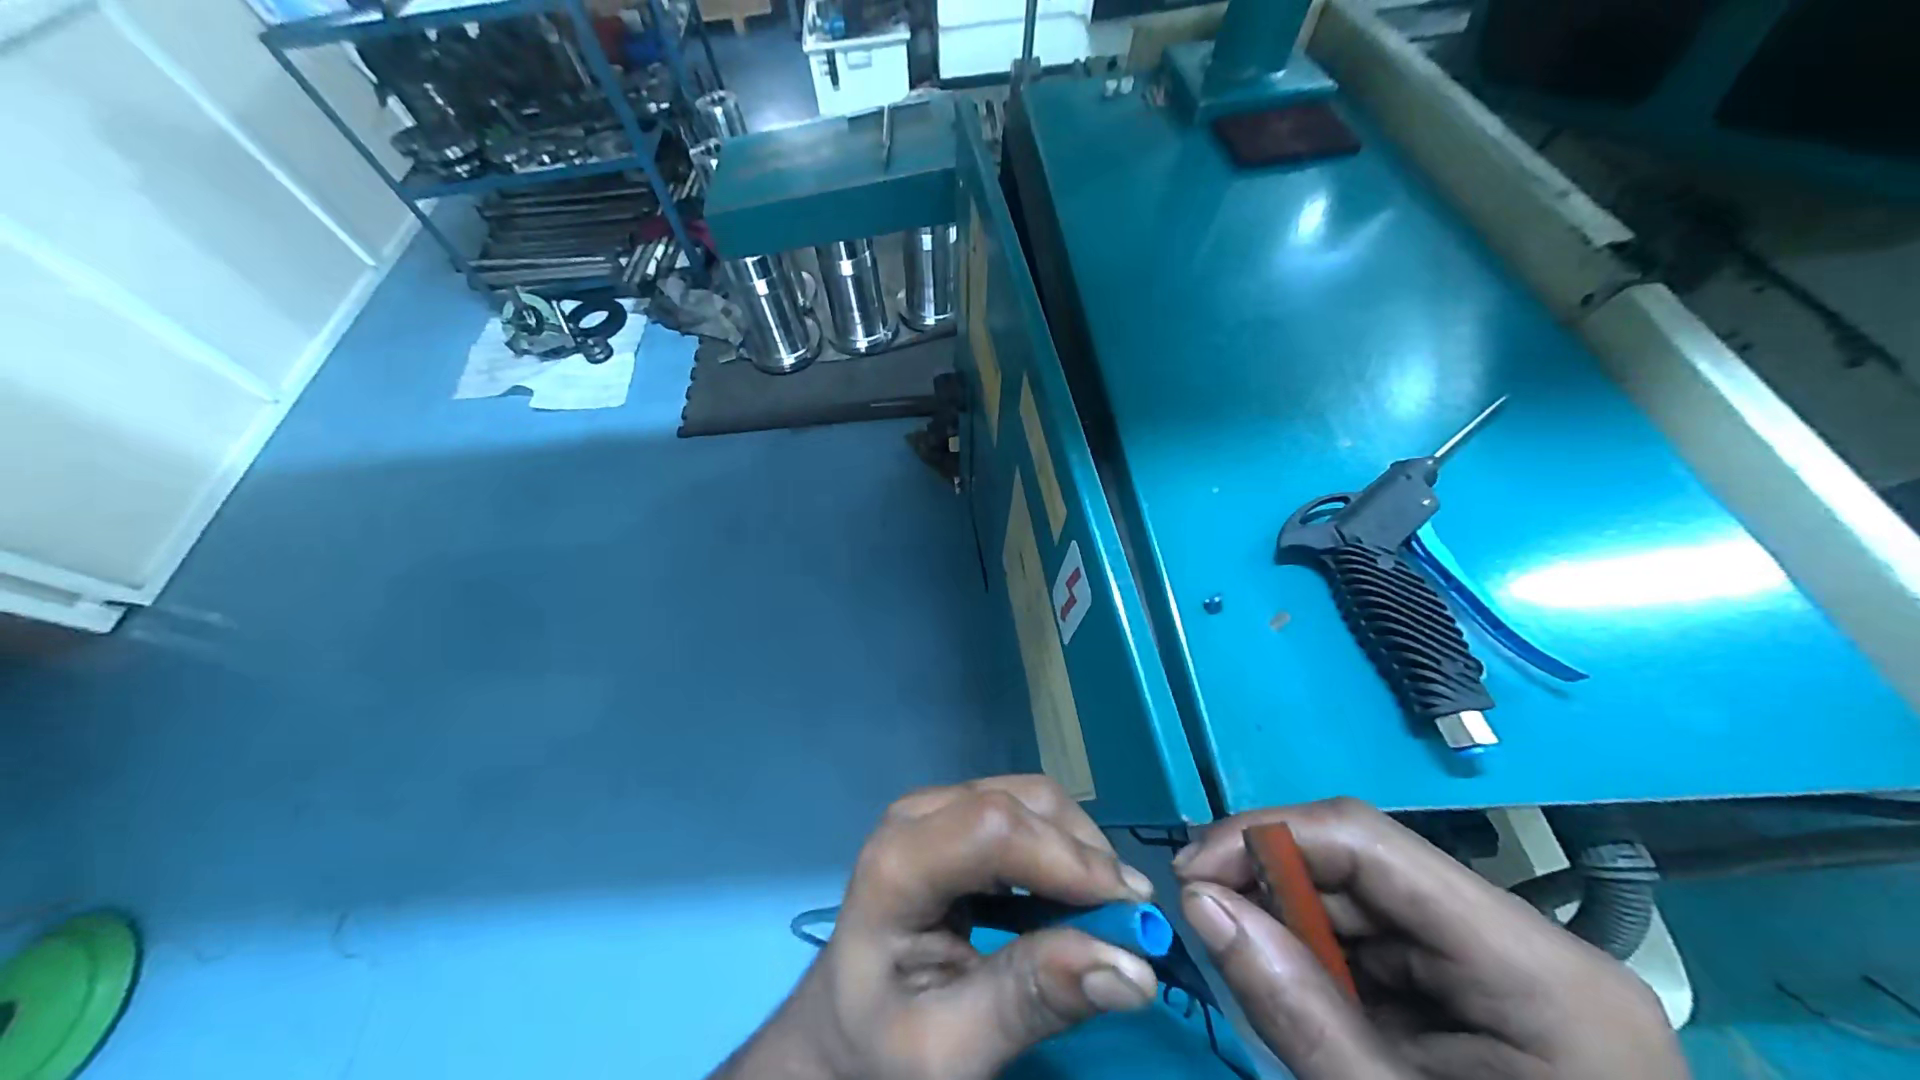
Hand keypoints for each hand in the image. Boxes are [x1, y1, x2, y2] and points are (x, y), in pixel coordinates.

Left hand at [712, 776, 1159, 1079]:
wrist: (843, 1021)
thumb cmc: (882, 1041)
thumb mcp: (949, 1048)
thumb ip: (1030, 1002)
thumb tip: (1132, 969)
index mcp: (896, 865)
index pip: (992, 830)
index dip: (1067, 860)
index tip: (1130, 915)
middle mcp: (915, 815)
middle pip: (1020, 803)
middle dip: (1085, 856)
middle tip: (1130, 924)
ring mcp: (935, 809)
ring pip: (1031, 799)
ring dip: (1081, 850)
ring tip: (1108, 914)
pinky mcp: (956, 817)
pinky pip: (1025, 812)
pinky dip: (1064, 848)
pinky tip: (1077, 899)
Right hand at [1175, 798, 1688, 1079]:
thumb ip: (1294, 1007)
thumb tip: (1197, 902)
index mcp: (1536, 969)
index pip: (1370, 843)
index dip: (1266, 837)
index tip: (1189, 873)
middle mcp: (1528, 947)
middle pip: (1366, 870)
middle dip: (1272, 885)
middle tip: (1200, 916)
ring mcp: (1510, 973)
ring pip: (1368, 908)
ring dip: (1291, 925)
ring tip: (1242, 962)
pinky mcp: (1488, 1000)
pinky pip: (1383, 952)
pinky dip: (1324, 963)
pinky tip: (1293, 991)